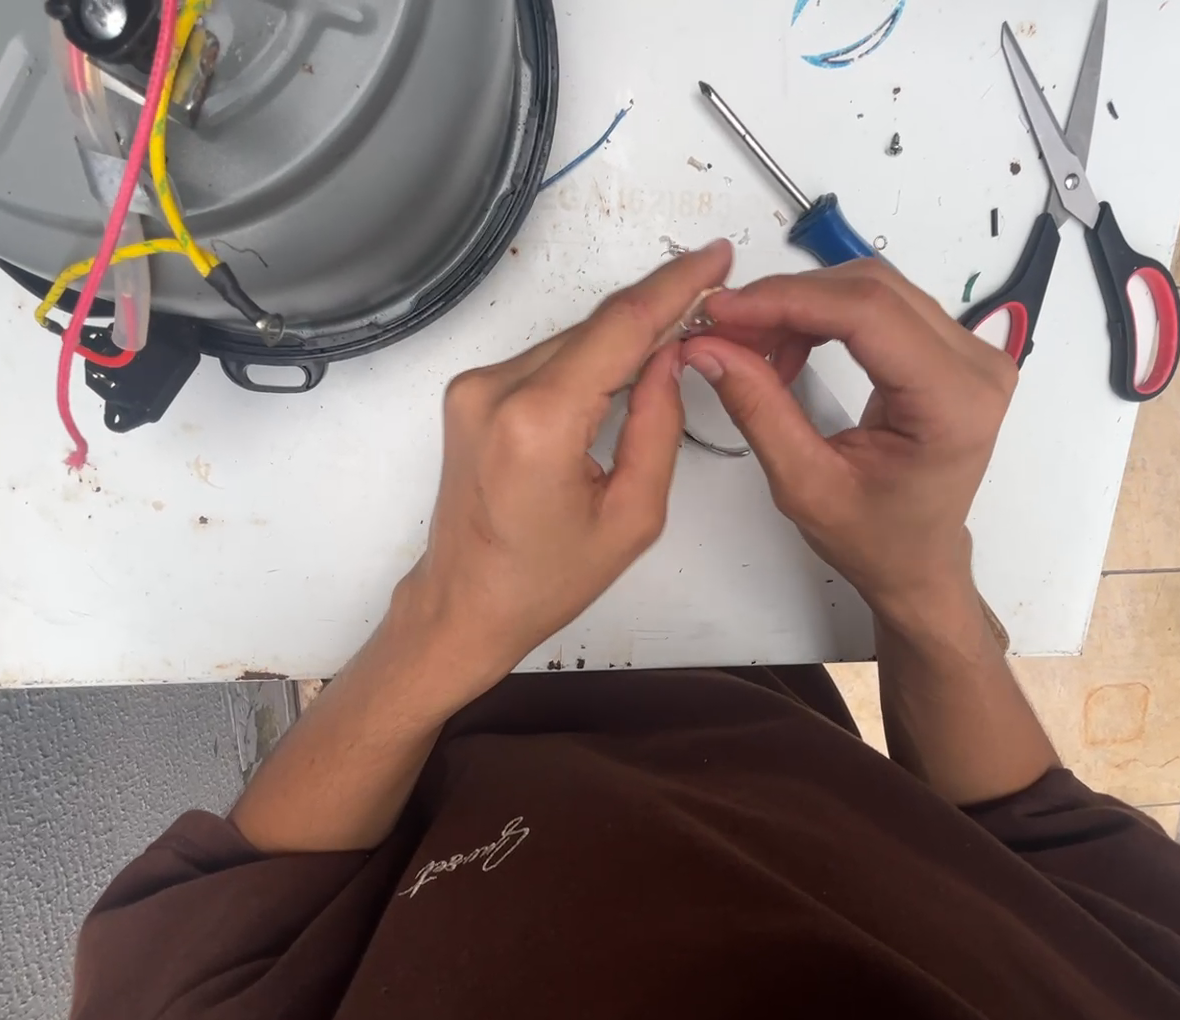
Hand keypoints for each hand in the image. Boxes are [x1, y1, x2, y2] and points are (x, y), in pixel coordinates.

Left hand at [394, 240, 735, 686]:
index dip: (675, 286)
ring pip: (570, 341)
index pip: (620, 327)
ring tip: (670, 344)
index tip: (713, 258)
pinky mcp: (469, 395)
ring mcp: (474, 389)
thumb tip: (671, 358)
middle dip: (656, 312)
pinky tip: (621, 370)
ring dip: (621, 340)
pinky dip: (586, 360)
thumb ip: (660, 427)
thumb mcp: (632, 517)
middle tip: (708, 303)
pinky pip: (544, 360)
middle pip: (595, 330)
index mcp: (538, 423)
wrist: (466, 601)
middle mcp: (495, 391)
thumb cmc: (543, 578)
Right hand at [684, 259, 1015, 638]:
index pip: (868, 314)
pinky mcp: (951, 351)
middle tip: (725, 328)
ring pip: (874, 289)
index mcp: (953, 403)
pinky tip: (789, 349)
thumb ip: (758, 409)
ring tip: (751, 343)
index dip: (787, 300)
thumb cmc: (872, 539)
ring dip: (802, 305)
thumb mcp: (803, 484)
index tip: (721, 311)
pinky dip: (822, 317)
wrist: (917, 560)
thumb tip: (707, 347)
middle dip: (787, 299)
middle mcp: (976, 364)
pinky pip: (880, 308)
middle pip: (872, 289)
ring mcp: (971, 352)